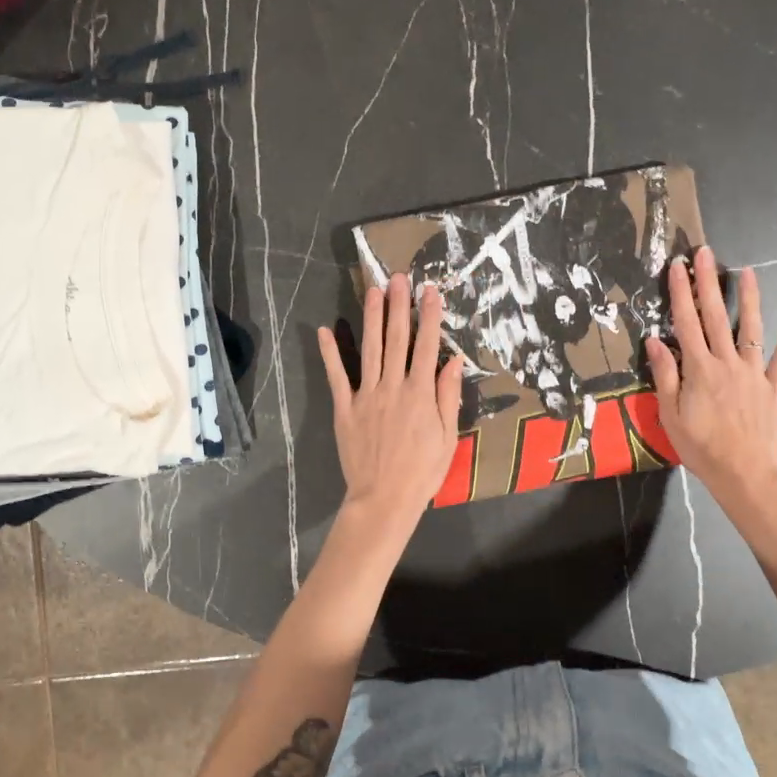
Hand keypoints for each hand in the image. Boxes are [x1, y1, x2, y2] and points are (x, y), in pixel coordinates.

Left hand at [316, 274, 463, 549]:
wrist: (384, 498)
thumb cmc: (422, 472)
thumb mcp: (447, 437)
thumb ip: (447, 397)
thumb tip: (452, 361)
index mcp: (420, 394)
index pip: (427, 346)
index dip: (429, 316)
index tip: (430, 291)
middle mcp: (393, 387)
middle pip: (397, 339)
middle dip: (398, 306)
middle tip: (398, 277)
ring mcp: (366, 396)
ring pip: (370, 349)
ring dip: (372, 318)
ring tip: (373, 290)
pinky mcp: (344, 408)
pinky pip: (337, 376)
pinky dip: (330, 353)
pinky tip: (324, 330)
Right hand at [644, 246, 776, 515]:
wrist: (744, 473)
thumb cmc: (700, 447)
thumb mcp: (669, 415)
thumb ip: (665, 375)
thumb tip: (655, 341)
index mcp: (698, 369)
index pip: (686, 322)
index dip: (680, 293)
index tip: (677, 267)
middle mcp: (727, 362)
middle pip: (716, 316)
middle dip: (709, 283)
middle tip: (706, 254)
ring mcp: (754, 372)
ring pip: (751, 328)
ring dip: (748, 298)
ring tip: (746, 271)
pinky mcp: (775, 386)